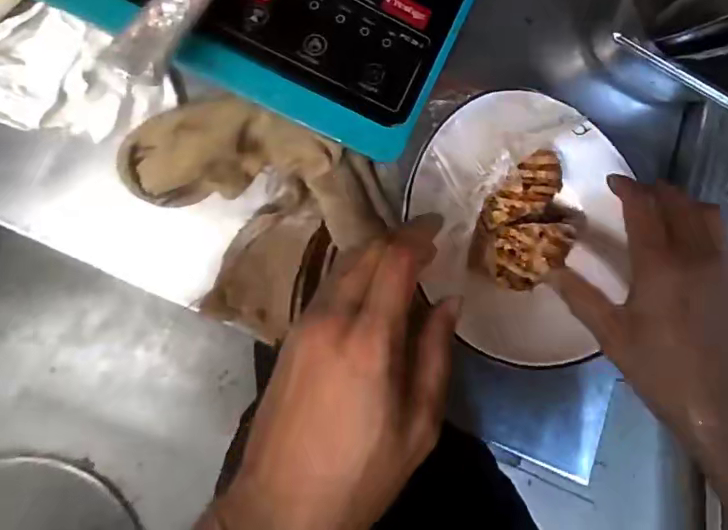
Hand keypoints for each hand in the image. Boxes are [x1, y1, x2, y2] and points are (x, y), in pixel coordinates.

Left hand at [206, 215, 460, 529]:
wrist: (276, 511)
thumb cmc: (358, 474)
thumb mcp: (418, 427)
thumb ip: (435, 355)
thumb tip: (450, 301)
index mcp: (369, 340)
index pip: (395, 260)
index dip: (419, 235)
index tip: (440, 225)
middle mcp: (333, 318)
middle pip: (367, 251)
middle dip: (399, 237)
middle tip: (427, 241)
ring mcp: (305, 323)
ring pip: (344, 263)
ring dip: (375, 252)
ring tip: (403, 261)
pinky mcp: (290, 334)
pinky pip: (329, 284)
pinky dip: (355, 271)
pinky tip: (371, 288)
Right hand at [551, 177, 727, 461]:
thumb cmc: (665, 374)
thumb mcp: (614, 339)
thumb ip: (581, 298)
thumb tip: (549, 270)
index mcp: (659, 263)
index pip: (643, 206)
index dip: (627, 187)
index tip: (611, 181)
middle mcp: (692, 252)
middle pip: (675, 200)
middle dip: (652, 189)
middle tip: (630, 195)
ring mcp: (719, 264)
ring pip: (702, 210)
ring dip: (679, 199)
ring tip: (660, 207)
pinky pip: (720, 231)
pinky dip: (702, 217)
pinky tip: (689, 234)